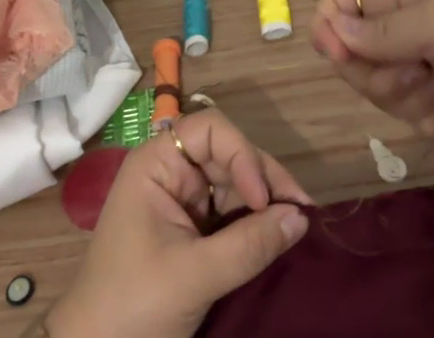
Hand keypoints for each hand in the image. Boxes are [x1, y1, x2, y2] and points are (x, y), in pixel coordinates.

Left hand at [45, 109, 311, 337]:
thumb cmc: (132, 304)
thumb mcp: (193, 275)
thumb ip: (249, 245)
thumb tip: (301, 217)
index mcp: (156, 166)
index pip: (211, 130)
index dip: (242, 154)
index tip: (262, 199)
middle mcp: (170, 174)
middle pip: (229, 154)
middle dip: (264, 179)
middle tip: (301, 214)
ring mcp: (182, 202)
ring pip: (235, 184)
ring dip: (266, 202)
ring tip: (297, 226)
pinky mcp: (192, 232)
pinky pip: (232, 214)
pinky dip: (257, 223)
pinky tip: (280, 236)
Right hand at [309, 0, 433, 134]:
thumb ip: (379, 33)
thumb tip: (330, 32)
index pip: (341, 4)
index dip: (330, 29)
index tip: (337, 56)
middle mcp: (406, 28)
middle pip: (357, 57)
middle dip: (378, 76)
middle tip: (414, 72)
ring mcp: (427, 63)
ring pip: (385, 92)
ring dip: (411, 99)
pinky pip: (415, 116)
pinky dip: (433, 116)